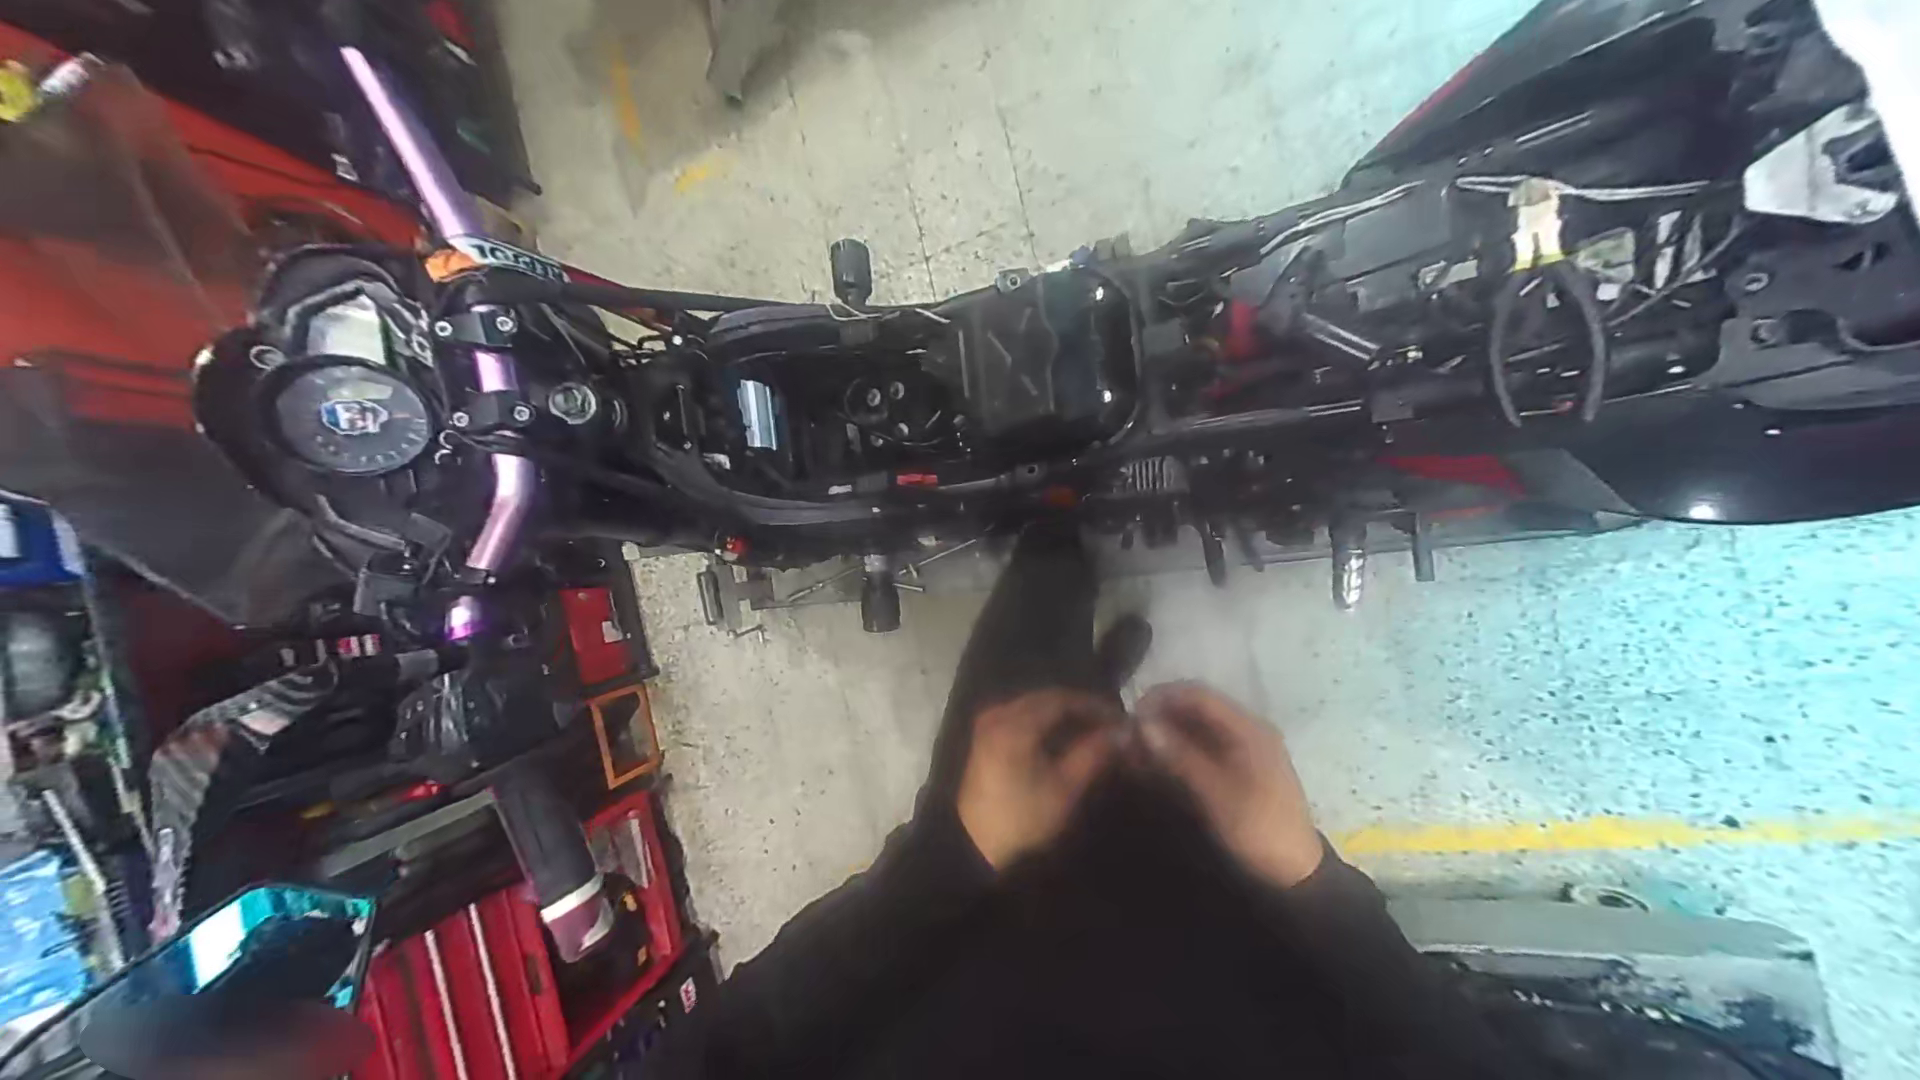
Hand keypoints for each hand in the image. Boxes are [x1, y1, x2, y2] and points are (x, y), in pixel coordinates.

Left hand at [956, 689, 1122, 870]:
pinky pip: (1020, 714)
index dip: (1093, 706)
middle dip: (1079, 708)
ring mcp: (988, 722)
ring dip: (1062, 714)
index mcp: (1015, 724)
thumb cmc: (1024, 818)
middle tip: (1108, 724)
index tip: (1118, 718)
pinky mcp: (984, 735)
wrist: (977, 845)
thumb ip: (1093, 753)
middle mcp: (998, 714)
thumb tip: (1121, 732)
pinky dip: (1043, 721)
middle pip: (1046, 699)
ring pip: (1033, 705)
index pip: (1062, 699)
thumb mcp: (1065, 787)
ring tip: (1090, 730)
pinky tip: (1062, 736)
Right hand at [1136, 682, 1324, 888]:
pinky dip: (1176, 749)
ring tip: (1136, 750)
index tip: (1132, 714)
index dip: (1162, 698)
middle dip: (1160, 715)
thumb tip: (1142, 724)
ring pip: (1194, 726)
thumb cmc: (1257, 827)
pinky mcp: (1235, 765)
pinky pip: (1200, 745)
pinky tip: (1154, 762)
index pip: (1197, 695)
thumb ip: (1179, 754)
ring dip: (1165, 732)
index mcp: (1248, 728)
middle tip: (1130, 734)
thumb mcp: (1215, 792)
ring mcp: (1241, 747)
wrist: (1294, 872)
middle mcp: (1245, 729)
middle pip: (1195, 707)